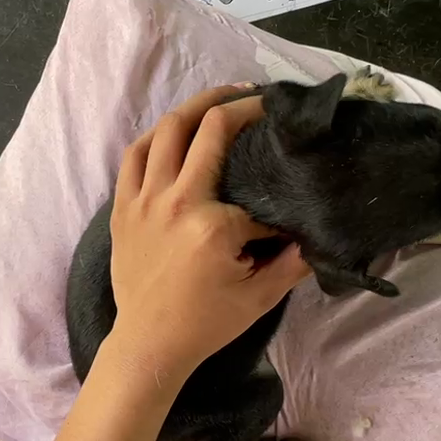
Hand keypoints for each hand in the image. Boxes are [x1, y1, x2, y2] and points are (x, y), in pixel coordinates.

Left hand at [103, 84, 310, 380]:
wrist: (149, 343)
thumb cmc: (205, 323)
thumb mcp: (260, 297)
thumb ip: (293, 263)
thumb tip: (317, 235)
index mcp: (213, 224)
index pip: (254, 194)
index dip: (276, 196)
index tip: (286, 191)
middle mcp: (176, 200)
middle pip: (208, 128)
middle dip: (239, 105)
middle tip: (260, 98)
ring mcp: (143, 200)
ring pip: (166, 130)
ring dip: (195, 107)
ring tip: (218, 101)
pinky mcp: (122, 207)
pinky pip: (133, 155)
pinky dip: (154, 136)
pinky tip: (172, 131)